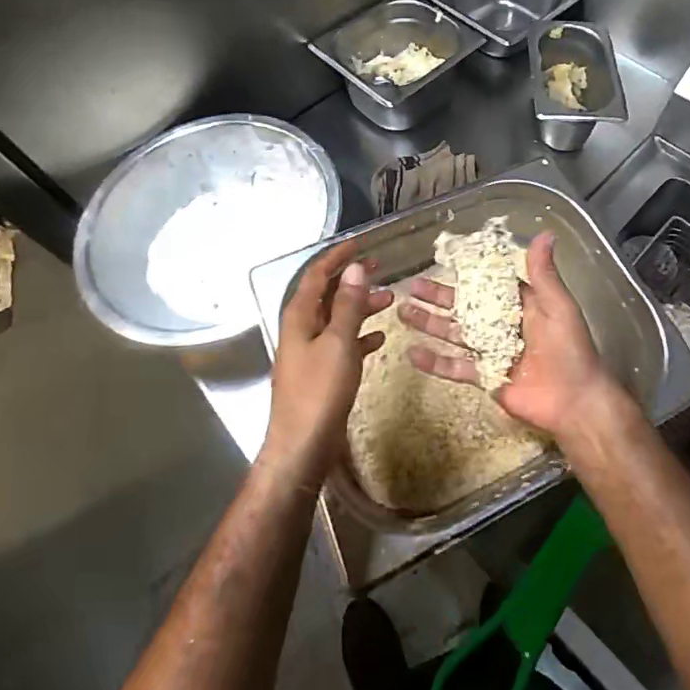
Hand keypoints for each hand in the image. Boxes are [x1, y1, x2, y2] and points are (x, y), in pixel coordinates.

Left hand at [263, 242, 392, 484]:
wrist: (302, 447)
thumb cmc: (319, 392)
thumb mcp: (339, 343)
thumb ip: (348, 305)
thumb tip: (355, 268)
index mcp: (299, 316)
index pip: (316, 274)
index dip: (337, 257)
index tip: (361, 243)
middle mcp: (301, 329)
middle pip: (327, 294)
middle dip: (352, 279)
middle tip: (380, 267)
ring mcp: (310, 351)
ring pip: (337, 318)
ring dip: (360, 306)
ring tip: (389, 300)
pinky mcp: (320, 372)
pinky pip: (342, 343)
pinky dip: (360, 335)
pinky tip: (380, 337)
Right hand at [397, 231, 626, 436]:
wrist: (573, 401)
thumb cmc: (569, 349)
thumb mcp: (558, 305)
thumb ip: (543, 273)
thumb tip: (545, 233)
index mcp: (519, 304)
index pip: (486, 283)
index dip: (463, 272)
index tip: (439, 260)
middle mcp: (501, 324)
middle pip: (463, 307)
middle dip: (437, 297)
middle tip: (412, 287)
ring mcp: (490, 351)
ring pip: (454, 333)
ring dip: (429, 323)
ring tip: (403, 312)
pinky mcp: (485, 377)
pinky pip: (455, 367)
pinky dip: (434, 361)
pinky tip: (412, 353)